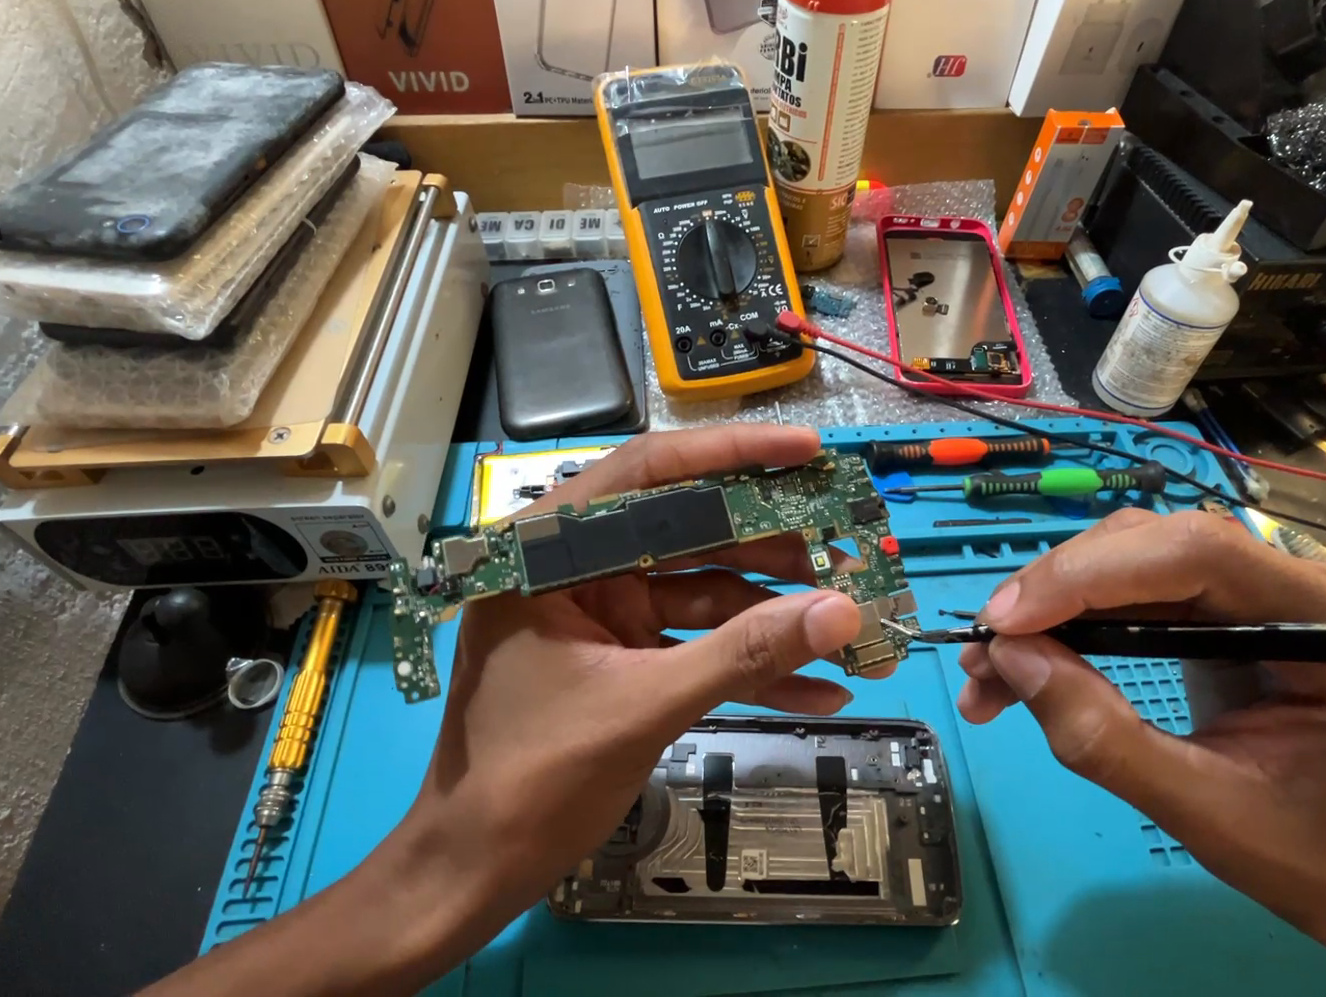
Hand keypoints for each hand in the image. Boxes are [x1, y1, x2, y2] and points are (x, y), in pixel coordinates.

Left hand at [376, 427, 863, 947]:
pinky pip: (697, 645)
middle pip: (689, 530)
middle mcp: (579, 567)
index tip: (806, 452)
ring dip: (773, 613)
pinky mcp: (625, 657)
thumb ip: (742, 656)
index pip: (648, 471)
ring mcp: (604, 613)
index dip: (732, 453)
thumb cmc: (530, 779)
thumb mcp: (643, 705)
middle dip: (773, 546)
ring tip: (850, 626)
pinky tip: (817, 690)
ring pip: (704, 589)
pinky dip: (749, 666)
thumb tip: (841, 611)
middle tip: (847, 547)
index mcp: (551, 549)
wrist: (476, 872)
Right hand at [956, 508, 1325, 985]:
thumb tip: (1008, 657)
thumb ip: (1102, 736)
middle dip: (1060, 591)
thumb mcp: (1202, 814)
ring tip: (994, 660)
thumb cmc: (1313, 860)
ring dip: (1057, 603)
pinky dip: (1079, 617)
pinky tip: (1033, 654)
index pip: (1204, 556)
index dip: (1091, 575)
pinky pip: (1145, 585)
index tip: (1005, 622)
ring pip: (1140, 556)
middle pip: (1162, 545)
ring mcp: (1285, 587)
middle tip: (986, 647)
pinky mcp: (1245, 600)